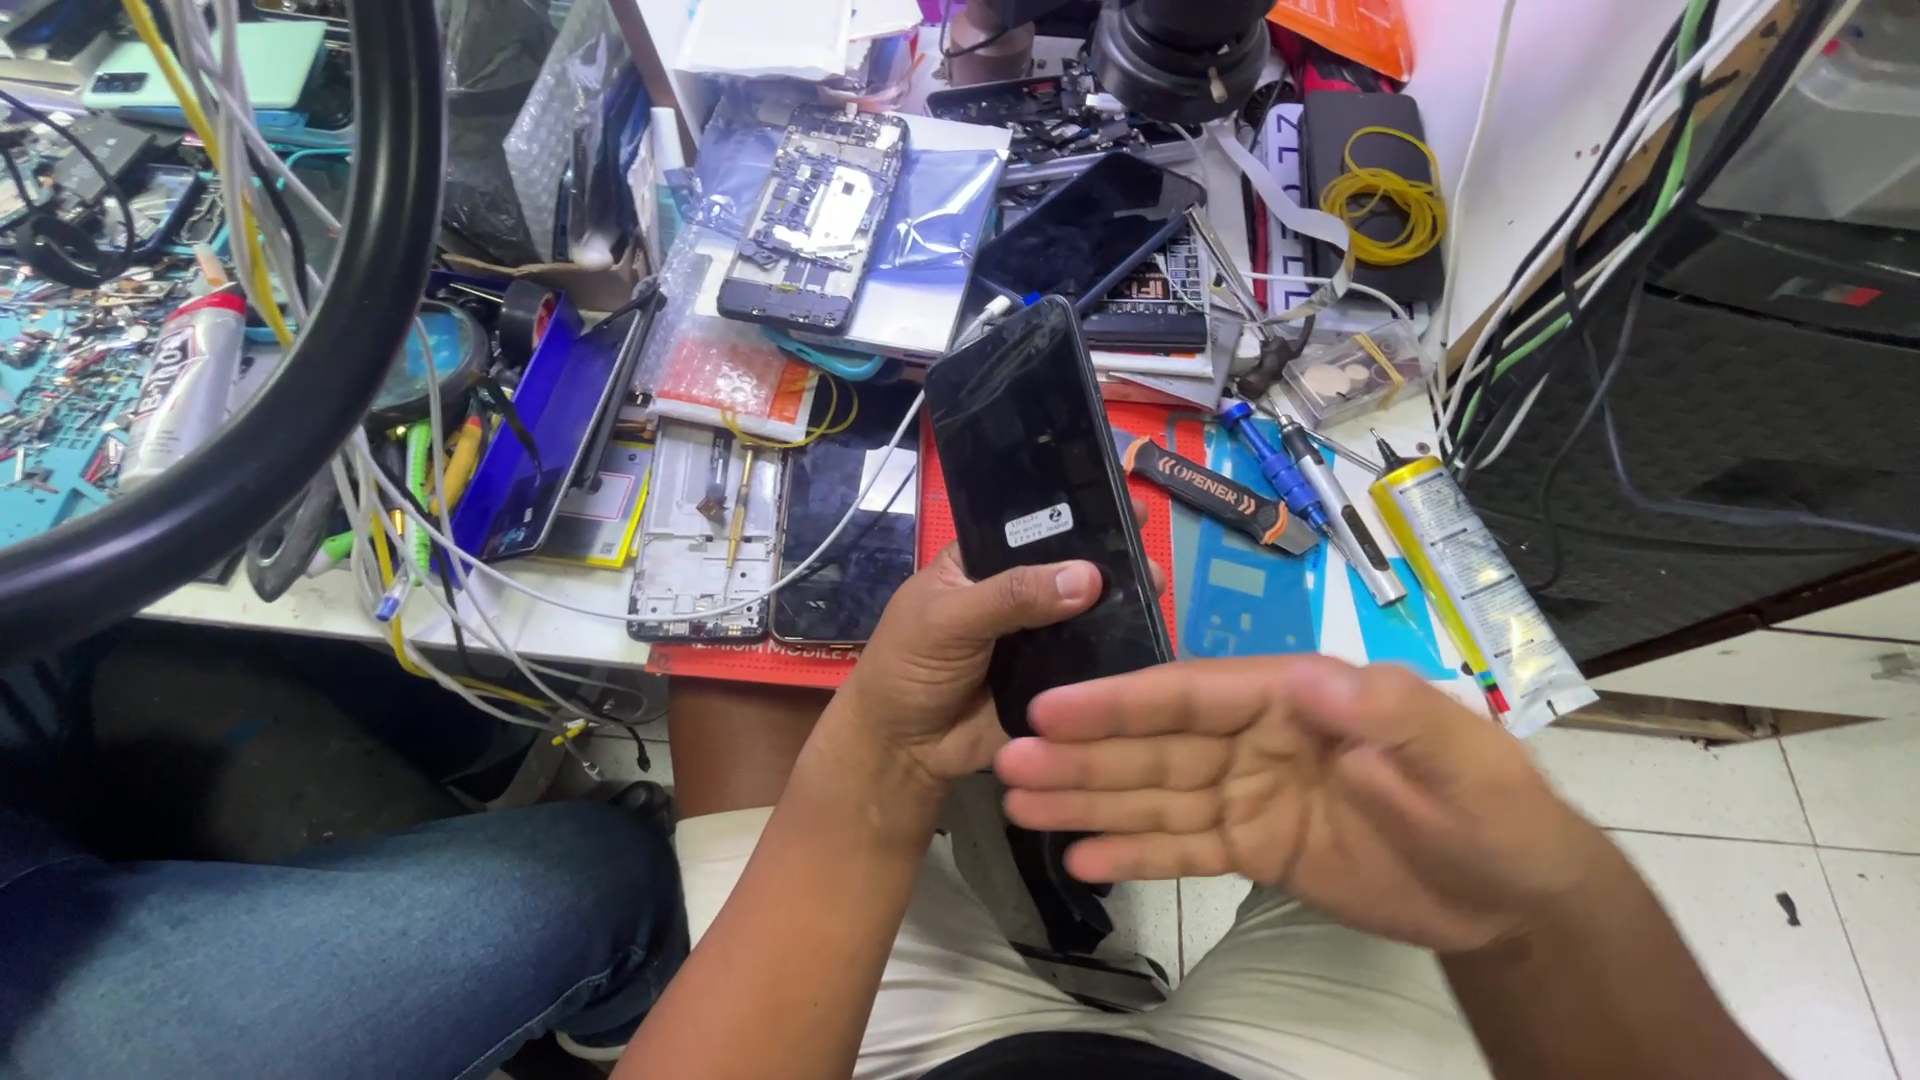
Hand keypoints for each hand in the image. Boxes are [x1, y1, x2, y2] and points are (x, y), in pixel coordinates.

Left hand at [838, 499, 1165, 790]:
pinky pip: (1089, 662)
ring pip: (1086, 614)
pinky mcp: (1054, 680)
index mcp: (982, 564)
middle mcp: (1016, 594)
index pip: (1032, 527)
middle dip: (1108, 556)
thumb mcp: (948, 619)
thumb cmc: (907, 667)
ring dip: (1120, 601)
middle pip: (1068, 568)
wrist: (902, 748)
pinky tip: (1150, 634)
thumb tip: (1086, 576)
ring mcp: (1038, 638)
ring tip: (1157, 586)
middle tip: (1147, 550)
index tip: (1122, 501)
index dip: (1074, 513)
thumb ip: (1009, 596)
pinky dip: (1115, 651)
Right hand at [993, 655, 1610, 952]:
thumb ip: (1384, 712)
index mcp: (1289, 698)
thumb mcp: (1456, 753)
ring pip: (1152, 795)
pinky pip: (1180, 849)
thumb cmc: (1491, 808)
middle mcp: (1251, 738)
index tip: (1051, 708)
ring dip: (1087, 800)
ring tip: (1020, 806)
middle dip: (1081, 754)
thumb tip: (1303, 677)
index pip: (1189, 695)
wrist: (1510, 895)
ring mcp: (1245, 794)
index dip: (1118, 702)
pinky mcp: (1250, 847)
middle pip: (1153, 745)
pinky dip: (1131, 852)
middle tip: (1009, 763)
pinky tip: (1080, 857)